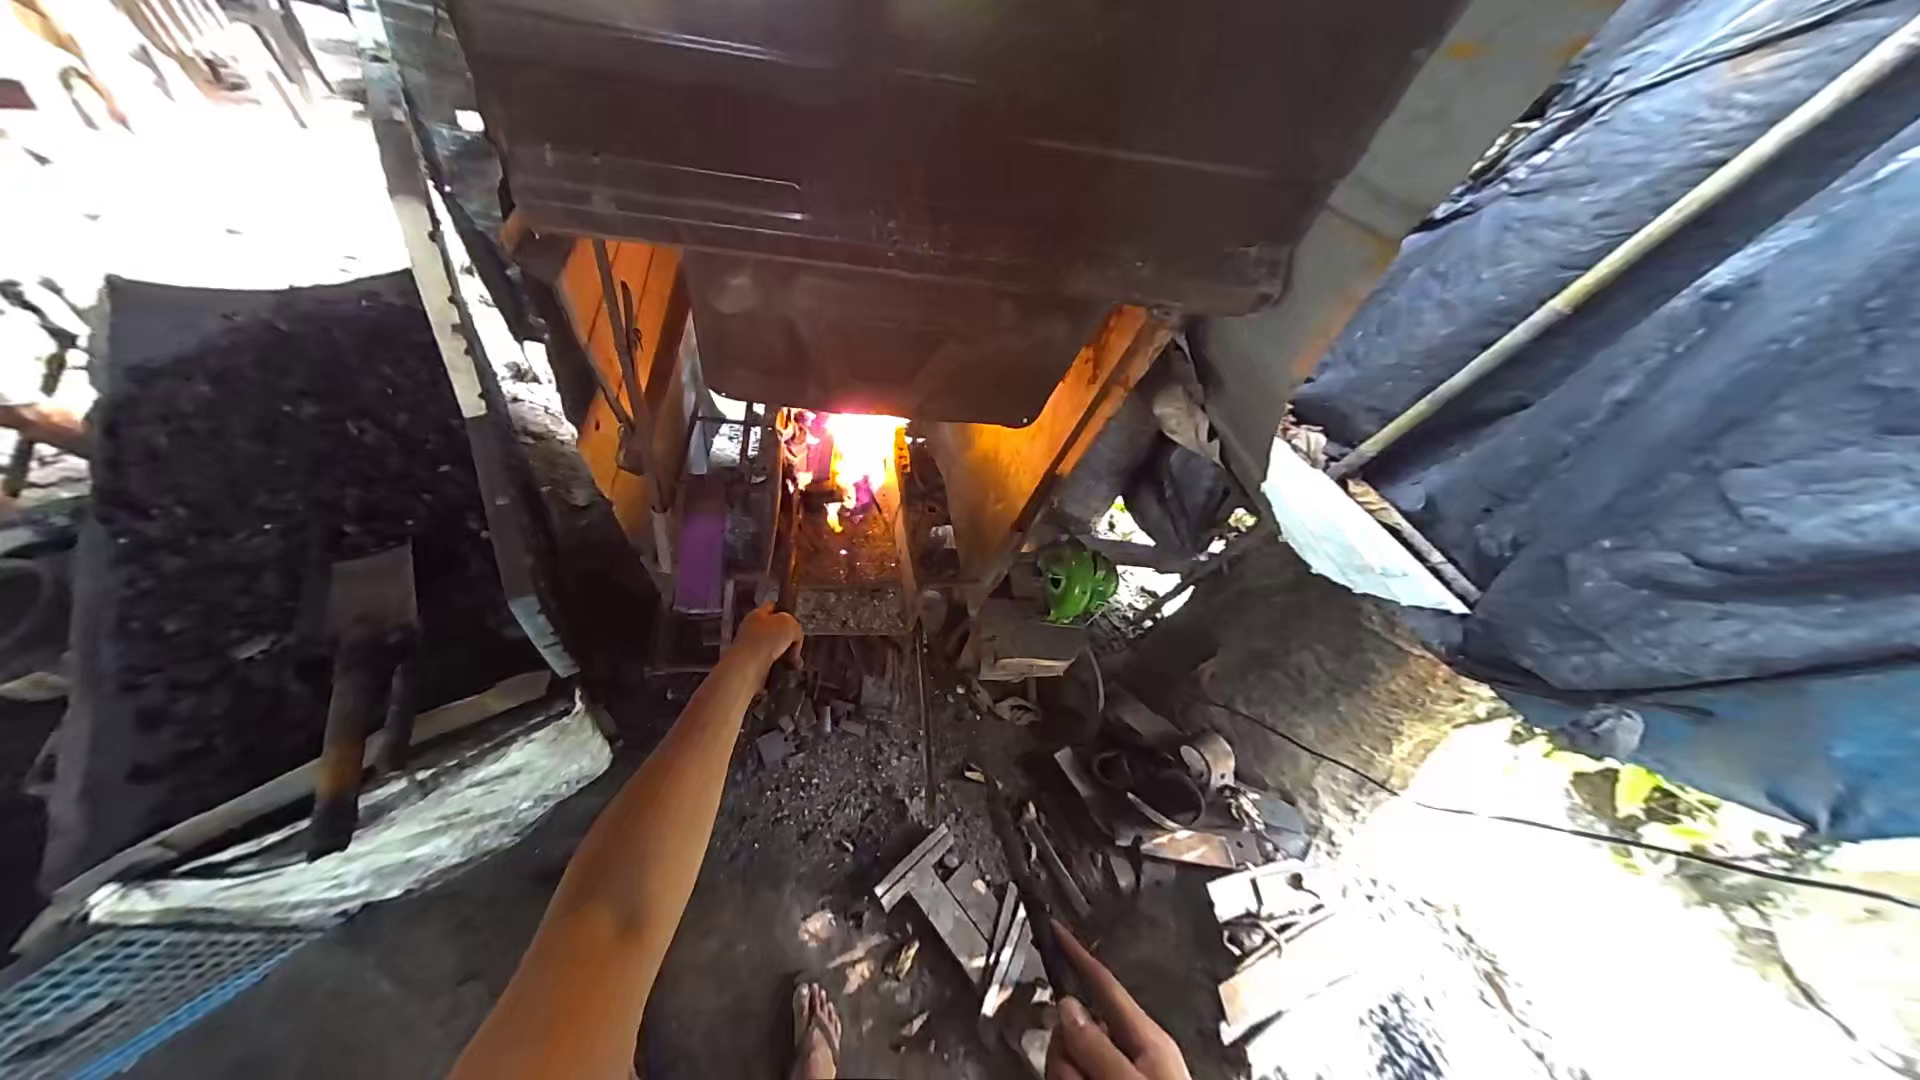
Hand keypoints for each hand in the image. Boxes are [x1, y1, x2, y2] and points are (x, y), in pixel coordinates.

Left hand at [733, 604, 802, 667]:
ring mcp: (750, 646)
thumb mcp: (790, 625)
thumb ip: (795, 626)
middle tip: (797, 643)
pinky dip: (781, 664)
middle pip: (775, 628)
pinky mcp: (751, 663)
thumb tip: (794, 636)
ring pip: (775, 646)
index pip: (773, 606)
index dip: (786, 611)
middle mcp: (751, 628)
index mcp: (757, 613)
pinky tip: (789, 667)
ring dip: (787, 652)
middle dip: (788, 636)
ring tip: (795, 660)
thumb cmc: (767, 639)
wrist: (747, 667)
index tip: (796, 622)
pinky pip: (771, 660)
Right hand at [1046, 922, 1190, 1079]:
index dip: (1076, 952)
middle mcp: (1131, 1051)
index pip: (1103, 980)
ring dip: (1067, 1072)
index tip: (1055, 927)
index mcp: (1147, 1037)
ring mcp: (1118, 1071)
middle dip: (1066, 1044)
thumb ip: (1097, 1044)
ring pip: (1069, 1050)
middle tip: (1077, 1075)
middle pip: (1077, 1021)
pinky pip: (1072, 1072)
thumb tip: (1067, 1006)